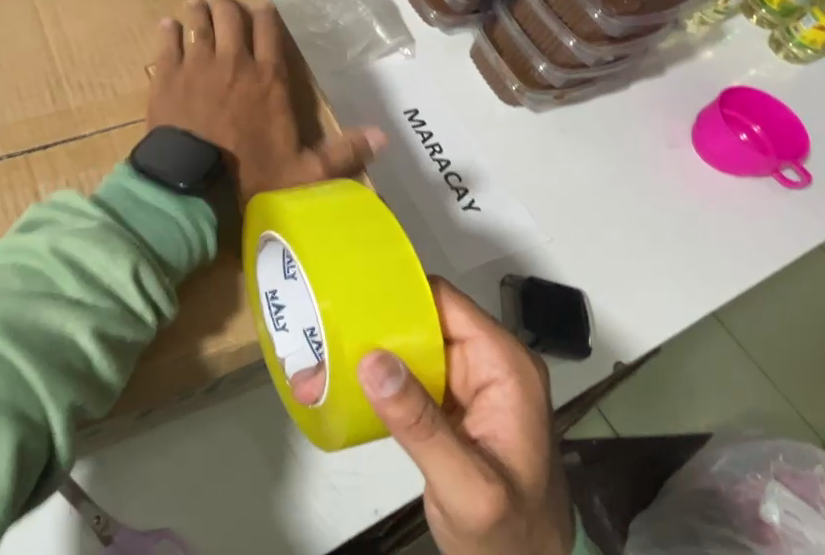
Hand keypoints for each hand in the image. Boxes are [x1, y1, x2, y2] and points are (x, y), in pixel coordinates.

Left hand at [147, 0, 384, 201]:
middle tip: (225, 11)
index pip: (269, 26)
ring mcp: (198, 63)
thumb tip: (384, 138)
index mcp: (269, 76)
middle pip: (231, 13)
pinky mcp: (167, 73)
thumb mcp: (304, 171)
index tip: (261, 13)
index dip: (265, 14)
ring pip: (200, 19)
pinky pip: (168, 39)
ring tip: (197, 10)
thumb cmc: (249, 176)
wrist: (193, 182)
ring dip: (200, 11)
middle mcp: (234, 60)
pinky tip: (169, 27)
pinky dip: (170, 30)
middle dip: (228, 7)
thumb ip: (343, 152)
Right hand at [289, 278, 571, 554]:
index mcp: (504, 367)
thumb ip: (421, 425)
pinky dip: (369, 381)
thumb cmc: (511, 535)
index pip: (442, 301)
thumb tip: (372, 361)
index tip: (342, 299)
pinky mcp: (444, 404)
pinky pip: (402, 375)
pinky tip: (333, 389)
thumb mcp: (467, 486)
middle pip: (416, 319)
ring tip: (312, 370)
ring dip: (359, 356)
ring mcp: (465, 383)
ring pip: (403, 346)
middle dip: (364, 330)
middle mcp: (485, 364)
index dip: (393, 293)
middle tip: (314, 343)